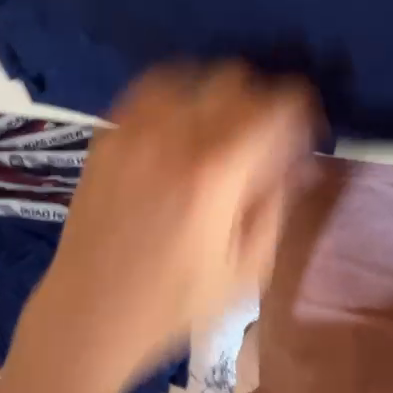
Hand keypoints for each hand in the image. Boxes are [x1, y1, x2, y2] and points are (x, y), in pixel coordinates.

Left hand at [25, 64, 317, 392]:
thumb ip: (278, 206)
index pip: (275, 105)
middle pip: (233, 79)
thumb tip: (302, 162)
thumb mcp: (245, 271)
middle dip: (260, 99)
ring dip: (215, 94)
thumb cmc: (172, 305)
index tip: (306, 128)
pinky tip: (180, 126)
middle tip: (266, 132)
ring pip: (189, 76)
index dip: (300, 108)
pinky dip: (174, 98)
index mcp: (216, 172)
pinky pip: (147, 93)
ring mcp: (133, 133)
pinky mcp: (107, 139)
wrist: (86, 316)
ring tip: (222, 126)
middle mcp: (174, 137)